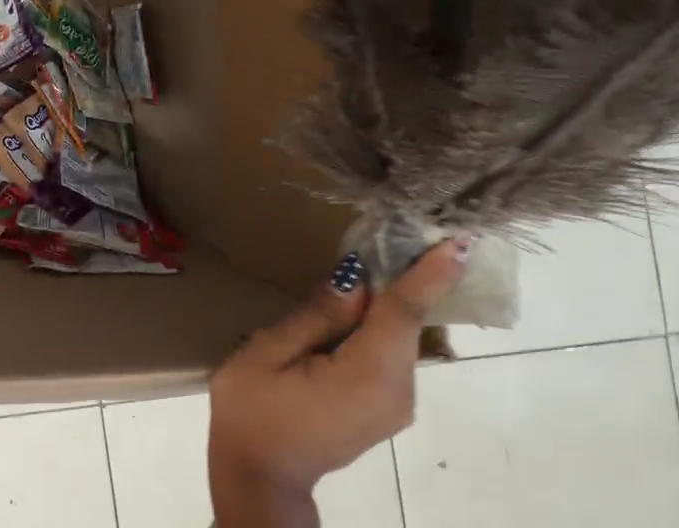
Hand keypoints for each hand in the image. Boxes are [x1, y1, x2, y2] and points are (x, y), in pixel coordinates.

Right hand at [209, 239, 471, 519]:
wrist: (260, 471)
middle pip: (403, 326)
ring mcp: (395, 403)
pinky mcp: (384, 407)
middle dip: (401, 283)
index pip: (403, 314)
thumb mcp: (267, 353)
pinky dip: (375, 329)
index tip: (458, 242)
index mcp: (368, 375)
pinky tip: (347, 314)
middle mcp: (398, 391)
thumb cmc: (252, 409)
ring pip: (394, 341)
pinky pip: (385, 356)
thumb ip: (314, 316)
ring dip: (384, 306)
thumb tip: (354, 281)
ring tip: (358, 272)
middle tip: (391, 239)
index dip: (427, 275)